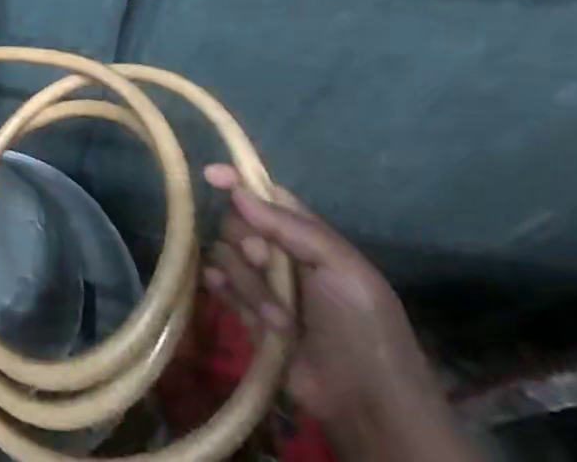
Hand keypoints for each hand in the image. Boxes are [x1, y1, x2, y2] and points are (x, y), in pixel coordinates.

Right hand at [202, 165, 478, 461]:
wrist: (365, 401)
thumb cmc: (363, 326)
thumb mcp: (339, 267)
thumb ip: (289, 226)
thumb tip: (237, 191)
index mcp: (307, 235)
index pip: (266, 195)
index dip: (238, 181)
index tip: (210, 175)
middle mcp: (281, 253)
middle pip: (239, 223)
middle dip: (247, 241)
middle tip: (265, 263)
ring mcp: (263, 284)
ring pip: (227, 256)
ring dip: (248, 284)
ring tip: (278, 318)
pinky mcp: (246, 313)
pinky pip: (219, 284)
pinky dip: (220, 286)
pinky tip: (223, 291)